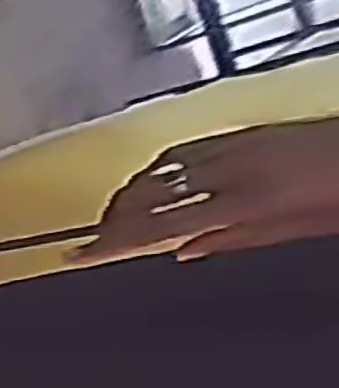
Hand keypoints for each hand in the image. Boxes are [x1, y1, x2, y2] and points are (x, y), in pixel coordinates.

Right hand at [72, 119, 338, 262]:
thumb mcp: (310, 227)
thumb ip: (240, 239)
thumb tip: (185, 252)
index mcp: (249, 199)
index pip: (156, 227)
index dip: (111, 242)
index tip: (77, 254)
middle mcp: (234, 170)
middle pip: (146, 196)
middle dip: (113, 217)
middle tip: (98, 235)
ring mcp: (239, 146)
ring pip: (156, 171)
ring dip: (130, 193)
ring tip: (120, 210)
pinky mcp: (246, 133)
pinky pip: (181, 152)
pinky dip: (157, 169)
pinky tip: (155, 179)